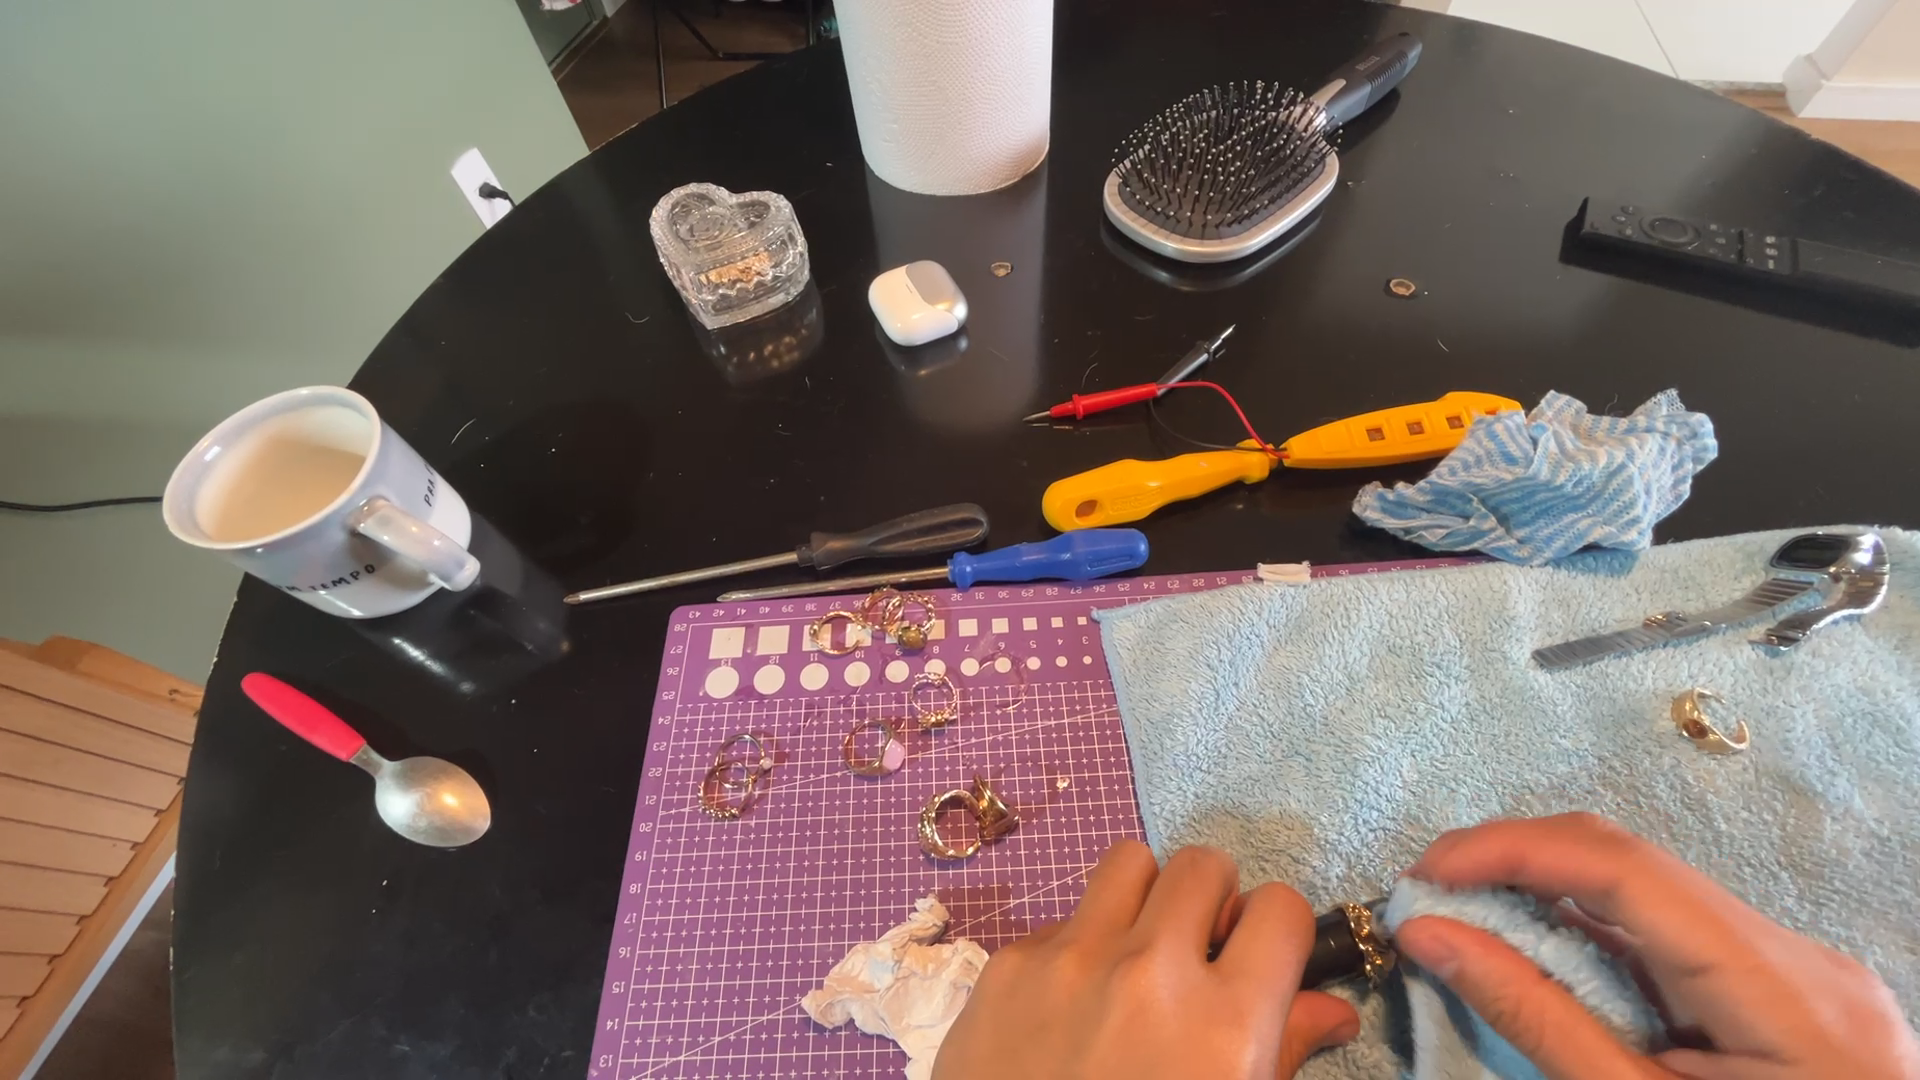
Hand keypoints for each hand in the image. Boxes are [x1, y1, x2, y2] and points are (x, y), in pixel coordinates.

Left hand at [933, 840, 1358, 1079]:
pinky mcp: (1012, 959)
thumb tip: (1332, 1005)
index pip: (1281, 910)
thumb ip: (1283, 1055)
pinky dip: (1082, 943)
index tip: (1262, 952)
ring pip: (1129, 860)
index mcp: (1224, 1025)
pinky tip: (1070, 999)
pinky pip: (1065, 916)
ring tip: (1137, 947)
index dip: (1280, 928)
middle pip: (1202, 864)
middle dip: (1213, 898)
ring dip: (1145, 895)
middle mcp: (1150, 969)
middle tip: (1199, 945)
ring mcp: (1072, 955)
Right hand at [1395, 813, 1919, 1079]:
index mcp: (1785, 989)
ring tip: (1457, 908)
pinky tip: (1520, 938)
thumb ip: (1532, 1017)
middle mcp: (1790, 951)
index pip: (1622, 866)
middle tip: (1428, 888)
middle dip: (1506, 856)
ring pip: (1625, 877)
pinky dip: (1566, 917)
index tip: (1425, 875)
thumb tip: (1421, 931)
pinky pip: (1642, 918)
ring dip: (1529, 880)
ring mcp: (1779, 959)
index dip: (1509, 849)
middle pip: (1619, 857)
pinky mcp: (1756, 975)